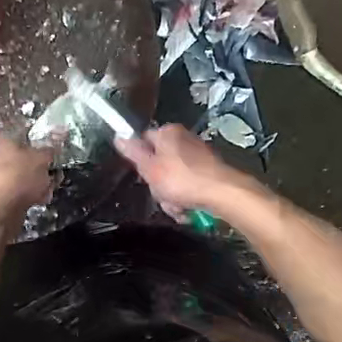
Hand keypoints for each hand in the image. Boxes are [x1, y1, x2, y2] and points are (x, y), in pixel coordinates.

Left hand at [0, 132, 57, 232]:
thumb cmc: (19, 176)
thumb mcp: (42, 158)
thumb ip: (53, 146)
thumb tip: (62, 131)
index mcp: (4, 138)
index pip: (28, 131)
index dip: (45, 136)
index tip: (58, 145)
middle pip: (31, 154)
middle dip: (46, 164)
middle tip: (56, 171)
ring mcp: (1, 174)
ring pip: (30, 173)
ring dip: (43, 180)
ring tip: (49, 187)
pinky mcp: (5, 192)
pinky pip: (25, 188)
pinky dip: (34, 192)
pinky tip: (41, 198)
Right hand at [115, 125, 257, 219]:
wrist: (221, 193)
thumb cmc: (183, 180)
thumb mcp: (150, 168)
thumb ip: (133, 152)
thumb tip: (119, 137)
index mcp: (168, 133)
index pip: (143, 140)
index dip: (140, 160)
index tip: (143, 175)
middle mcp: (184, 140)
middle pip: (158, 163)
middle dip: (158, 185)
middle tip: (162, 194)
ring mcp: (197, 157)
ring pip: (173, 179)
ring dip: (171, 197)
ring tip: (177, 205)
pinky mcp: (207, 172)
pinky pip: (188, 186)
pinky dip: (185, 199)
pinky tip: (187, 208)